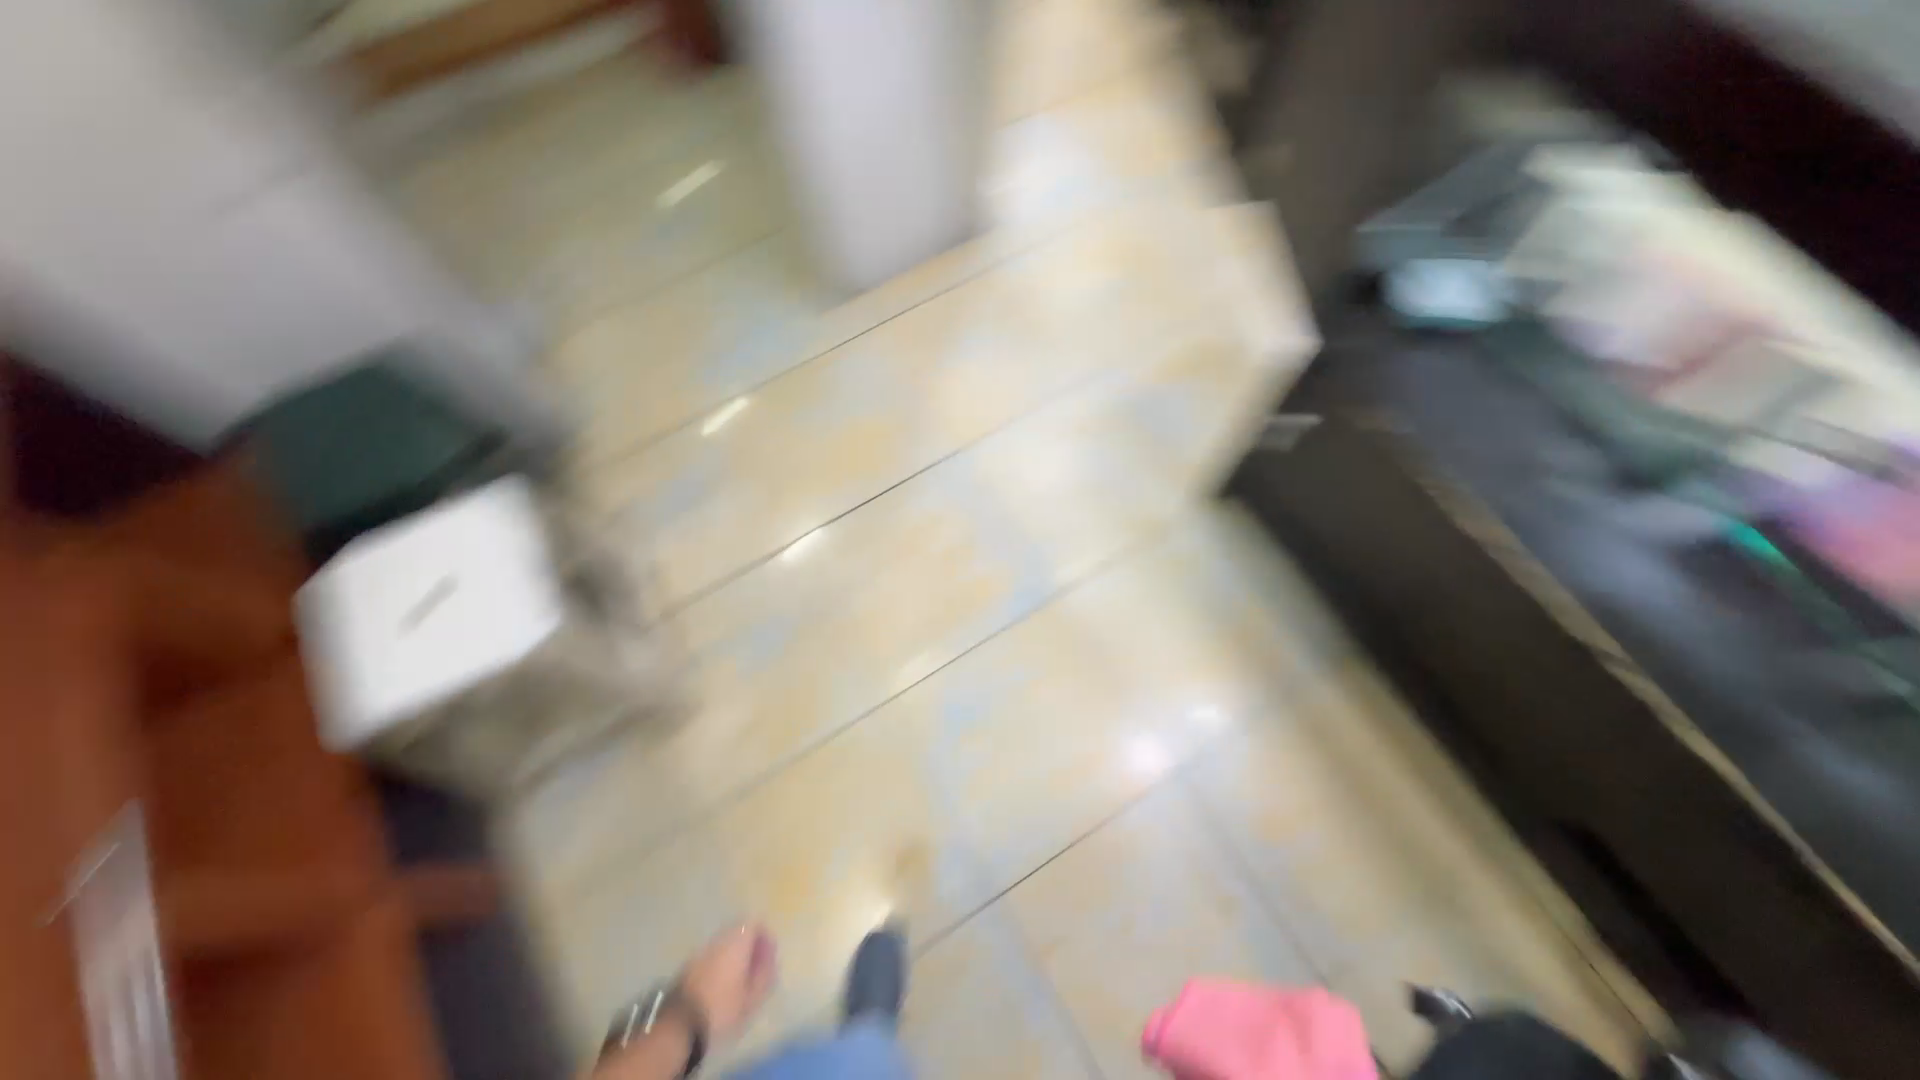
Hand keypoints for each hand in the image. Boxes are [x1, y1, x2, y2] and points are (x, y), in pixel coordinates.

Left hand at [678, 923, 777, 1043]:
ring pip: (722, 946)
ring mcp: (699, 953)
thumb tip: (770, 959)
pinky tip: (720, 987)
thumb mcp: (752, 997)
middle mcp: (717, 941)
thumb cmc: (722, 1008)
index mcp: (736, 943)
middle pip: (737, 933)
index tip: (769, 955)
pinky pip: (709, 959)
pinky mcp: (686, 968)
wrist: (678, 1025)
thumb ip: (765, 974)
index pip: (754, 924)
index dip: (764, 937)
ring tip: (739, 980)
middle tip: (756, 968)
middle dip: (748, 946)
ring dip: (732, 957)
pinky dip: (718, 966)